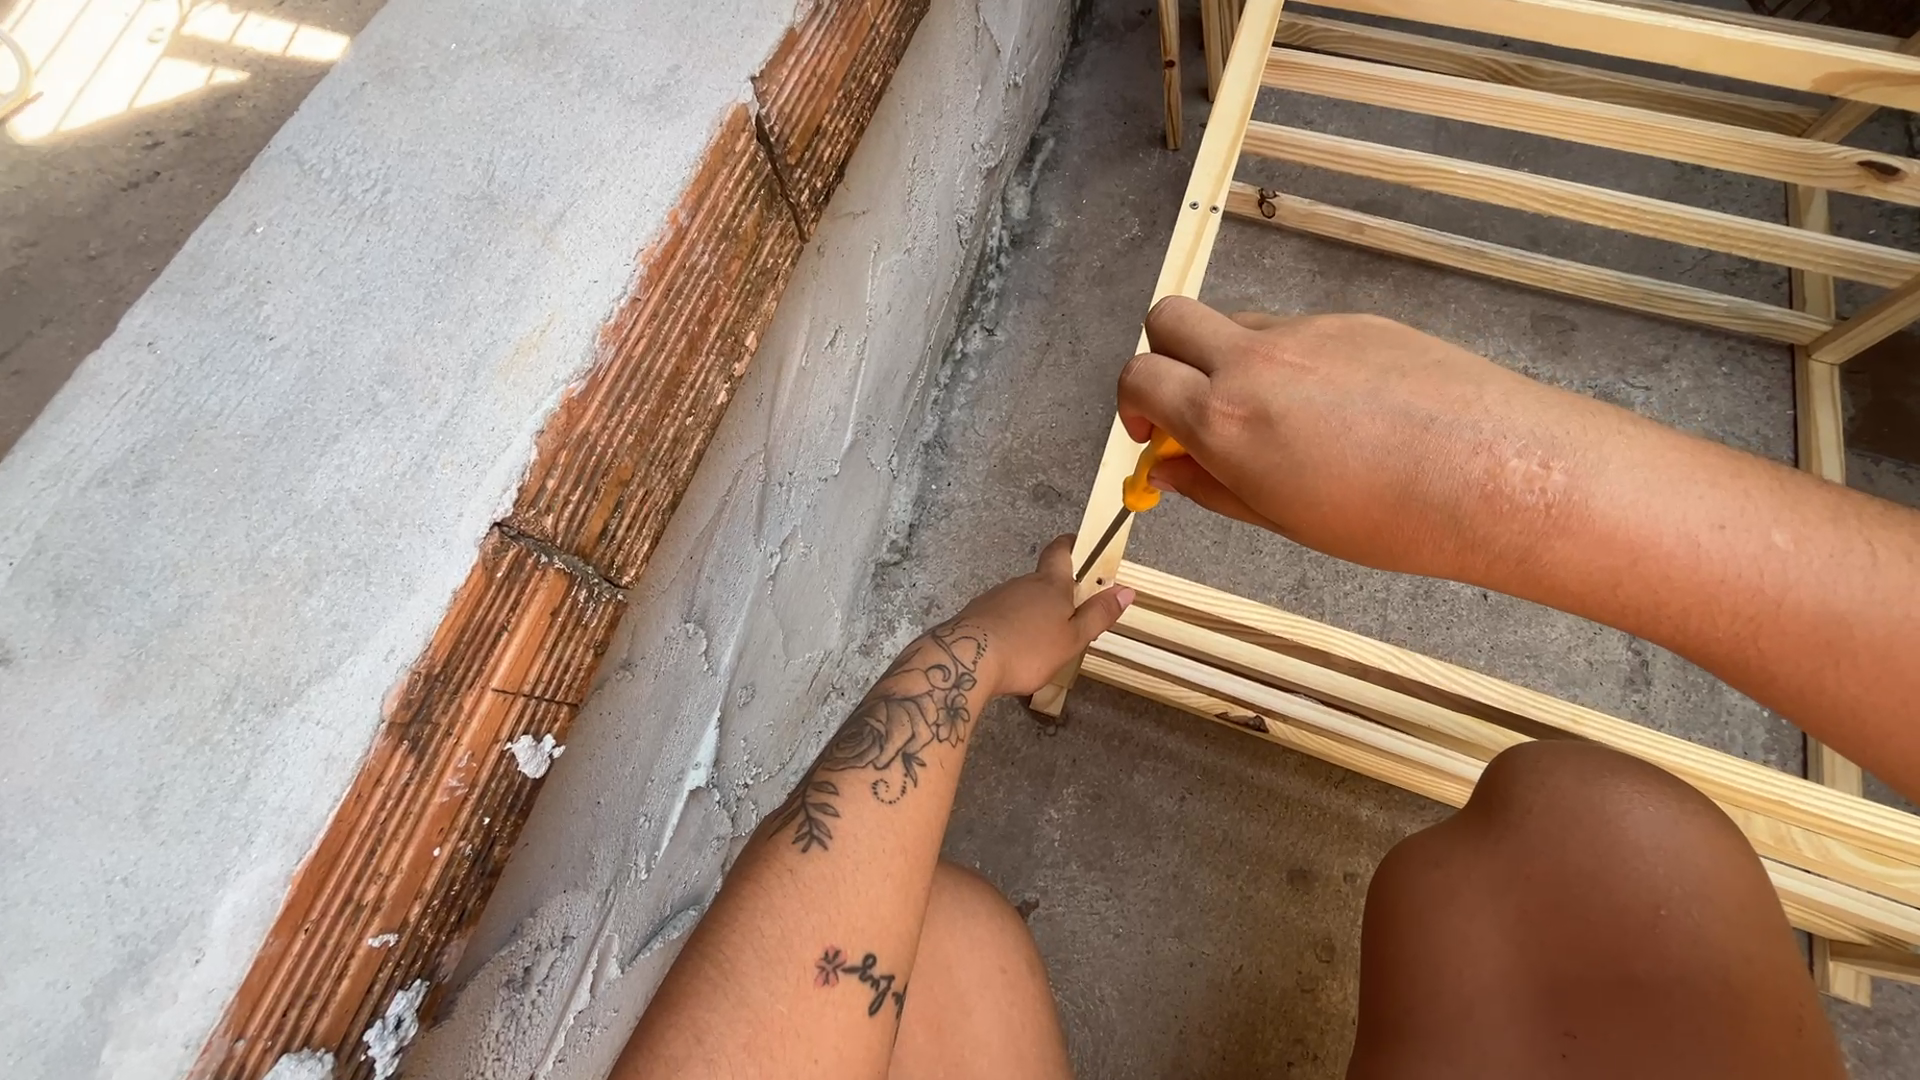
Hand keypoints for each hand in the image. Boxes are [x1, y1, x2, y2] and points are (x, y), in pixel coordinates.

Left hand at [950, 535, 1132, 695]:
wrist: (966, 659)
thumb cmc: (1027, 649)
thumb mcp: (1072, 638)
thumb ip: (1098, 615)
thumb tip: (1126, 590)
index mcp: (1050, 584)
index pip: (1061, 551)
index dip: (1071, 544)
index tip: (1080, 543)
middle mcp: (1022, 583)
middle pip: (1042, 579)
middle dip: (1057, 592)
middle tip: (1071, 615)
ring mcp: (995, 597)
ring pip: (1021, 598)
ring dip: (1033, 613)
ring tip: (1042, 641)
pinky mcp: (977, 614)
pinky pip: (1002, 615)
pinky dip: (1012, 627)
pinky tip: (1014, 649)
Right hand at [1117, 297, 1602, 581]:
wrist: (1499, 472)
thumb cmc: (1383, 518)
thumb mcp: (1277, 515)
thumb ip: (1209, 485)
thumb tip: (1167, 468)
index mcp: (1223, 416)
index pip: (1137, 377)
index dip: (1130, 405)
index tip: (1152, 434)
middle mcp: (1252, 360)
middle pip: (1167, 317)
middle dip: (1162, 355)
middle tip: (1191, 404)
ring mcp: (1305, 331)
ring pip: (1234, 324)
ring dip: (1227, 360)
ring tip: (1278, 417)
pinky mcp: (1353, 320)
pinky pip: (1293, 332)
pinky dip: (1286, 362)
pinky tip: (1337, 408)